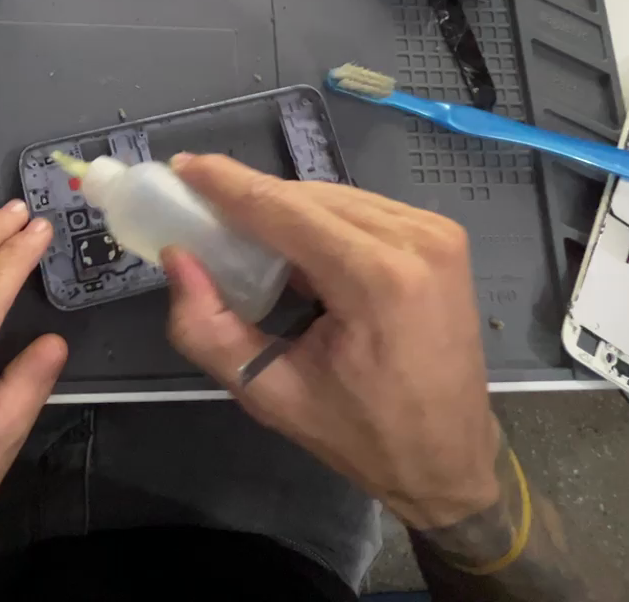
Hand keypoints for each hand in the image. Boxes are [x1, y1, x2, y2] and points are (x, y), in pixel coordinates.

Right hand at [162, 155, 499, 529]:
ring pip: (330, 196)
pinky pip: (357, 206)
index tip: (182, 166)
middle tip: (202, 211)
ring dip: (281, 208)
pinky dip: (317, 217)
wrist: (450, 461)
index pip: (283, 210)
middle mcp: (415, 241)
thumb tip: (178, 256)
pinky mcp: (441, 233)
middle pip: (305, 197)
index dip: (226, 183)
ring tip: (244, 233)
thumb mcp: (268, 393)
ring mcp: (435, 232)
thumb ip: (207, 328)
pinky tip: (296, 245)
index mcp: (378, 281)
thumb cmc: (360, 434)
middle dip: (249, 199)